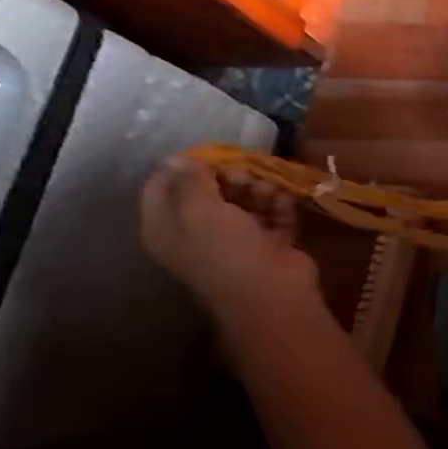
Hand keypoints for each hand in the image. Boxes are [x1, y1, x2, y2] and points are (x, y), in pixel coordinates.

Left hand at [140, 157, 318, 312]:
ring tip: (271, 190)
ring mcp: (236, 238)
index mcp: (167, 227)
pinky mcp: (270, 242)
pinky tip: (285, 200)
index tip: (210, 157)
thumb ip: (191, 180)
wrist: (271, 292)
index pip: (162, 187)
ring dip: (259, 189)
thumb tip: (180, 158)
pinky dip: (280, 204)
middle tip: (246, 175)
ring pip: (245, 200)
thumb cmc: (226, 250)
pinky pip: (273, 214)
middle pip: (208, 191)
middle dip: (229, 177)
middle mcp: (198, 232)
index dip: (184, 168)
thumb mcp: (199, 209)